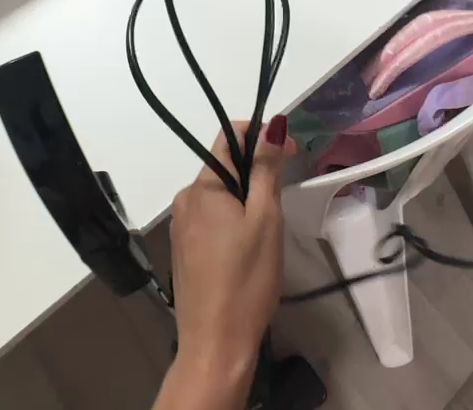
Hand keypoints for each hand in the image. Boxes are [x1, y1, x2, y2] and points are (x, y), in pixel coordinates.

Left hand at [155, 116, 294, 409]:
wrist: (215, 346)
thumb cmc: (246, 279)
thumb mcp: (266, 218)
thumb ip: (267, 168)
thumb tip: (273, 124)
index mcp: (202, 187)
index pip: (229, 136)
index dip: (262, 135)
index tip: (291, 153)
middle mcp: (185, 199)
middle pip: (225, 165)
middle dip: (256, 170)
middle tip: (285, 194)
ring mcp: (182, 226)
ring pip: (220, 192)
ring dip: (247, 195)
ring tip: (270, 225)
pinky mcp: (185, 248)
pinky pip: (212, 216)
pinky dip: (234, 217)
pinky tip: (249, 245)